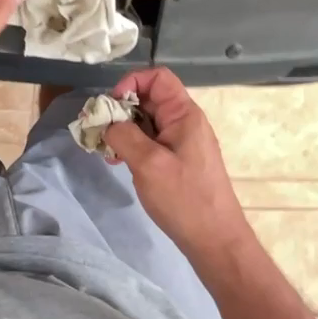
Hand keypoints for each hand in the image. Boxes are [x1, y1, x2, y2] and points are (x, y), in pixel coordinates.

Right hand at [105, 68, 249, 252]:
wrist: (215, 241)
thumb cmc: (184, 199)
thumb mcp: (148, 164)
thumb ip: (124, 135)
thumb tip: (107, 121)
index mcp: (184, 114)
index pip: (157, 77)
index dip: (131, 83)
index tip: (111, 108)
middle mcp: (185, 122)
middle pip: (149, 98)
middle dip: (121, 110)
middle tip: (102, 133)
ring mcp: (182, 142)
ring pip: (147, 121)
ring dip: (124, 130)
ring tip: (108, 152)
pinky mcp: (178, 160)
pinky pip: (151, 140)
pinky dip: (133, 146)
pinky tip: (119, 162)